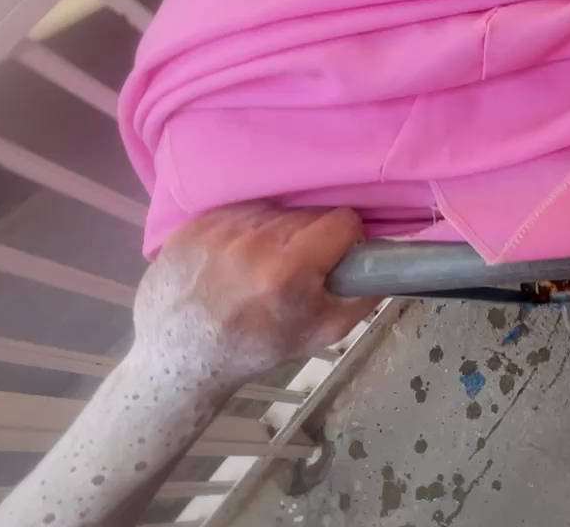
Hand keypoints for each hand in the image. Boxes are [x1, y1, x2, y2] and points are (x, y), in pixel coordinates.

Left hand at [132, 205, 380, 391]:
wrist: (177, 361)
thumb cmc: (256, 347)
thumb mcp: (321, 334)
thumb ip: (363, 297)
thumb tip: (392, 263)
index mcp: (287, 269)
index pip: (343, 220)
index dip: (345, 239)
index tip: (334, 257)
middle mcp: (253, 242)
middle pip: (310, 213)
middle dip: (311, 236)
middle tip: (295, 267)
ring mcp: (220, 230)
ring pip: (277, 209)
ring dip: (278, 230)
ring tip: (261, 263)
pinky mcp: (194, 224)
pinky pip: (242, 208)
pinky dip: (247, 228)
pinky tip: (235, 256)